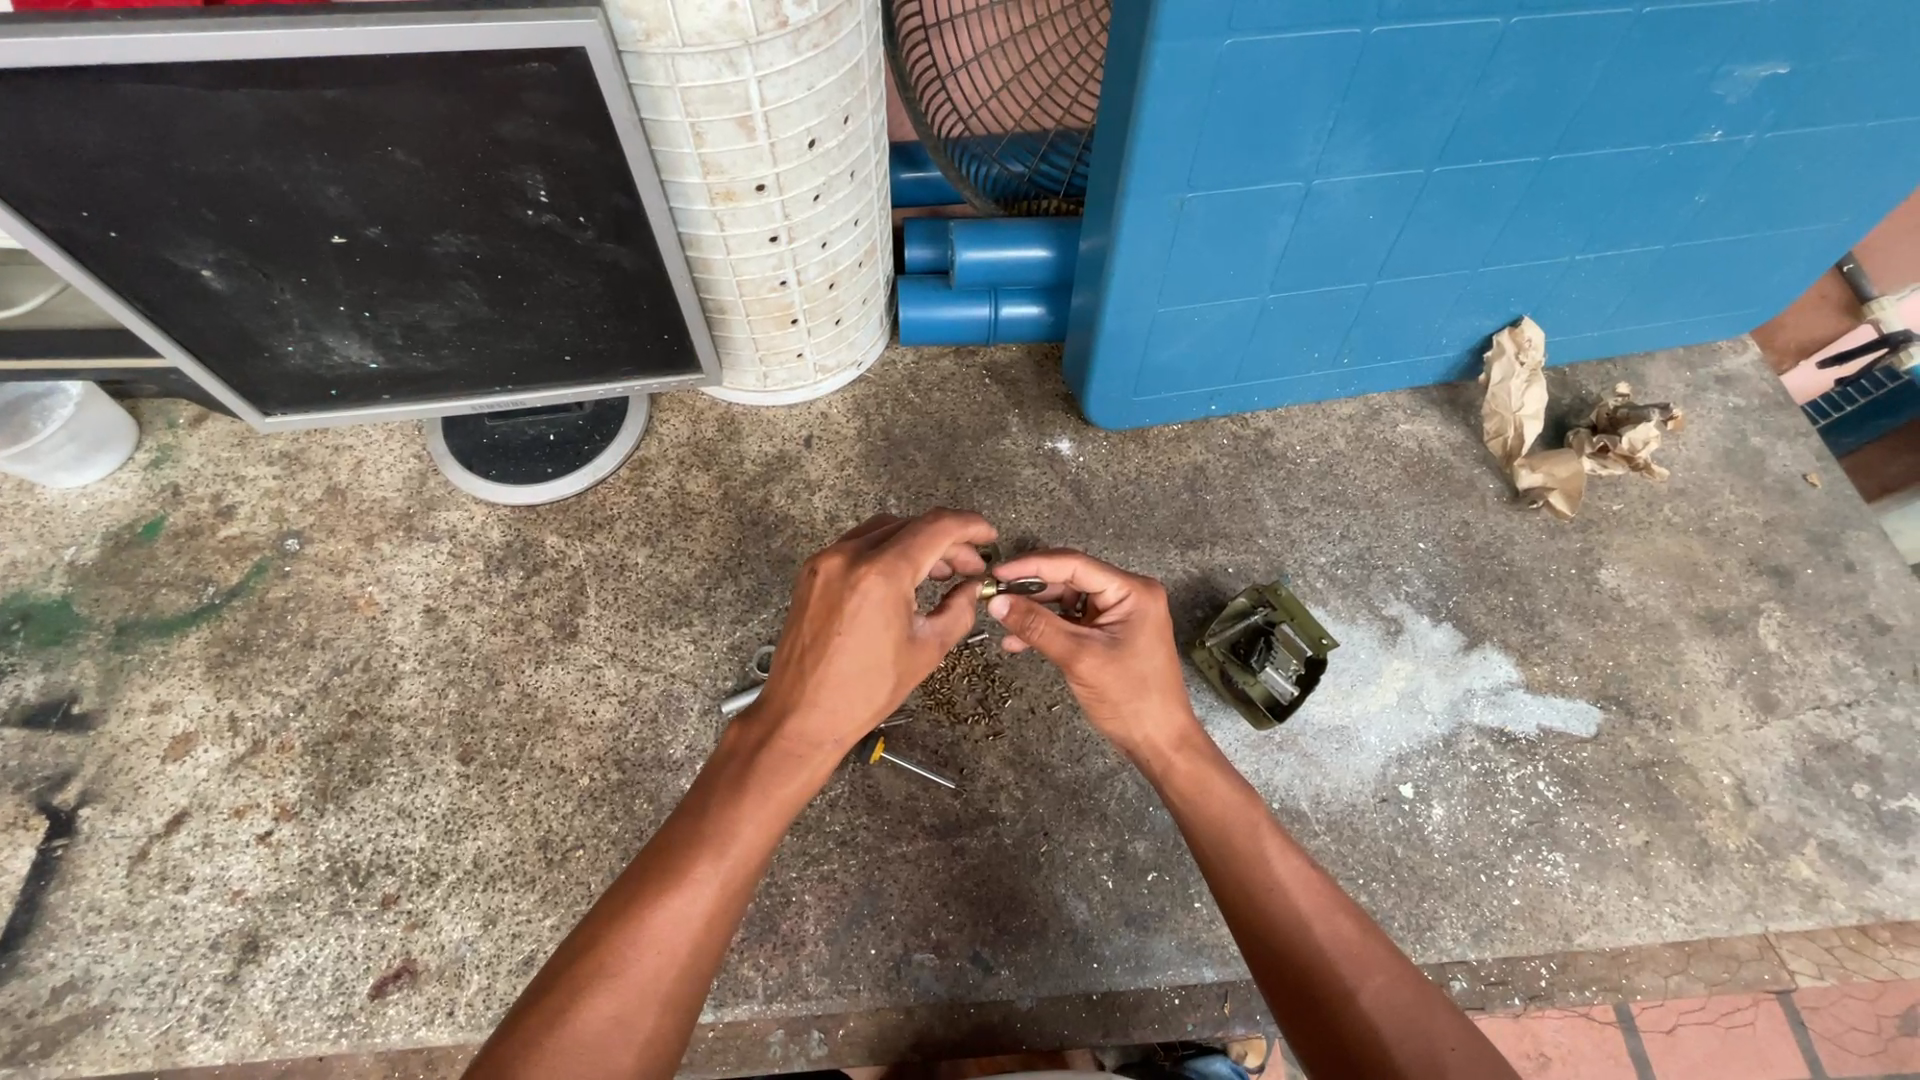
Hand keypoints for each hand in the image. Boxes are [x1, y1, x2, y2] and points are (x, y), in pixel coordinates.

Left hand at [745, 509, 996, 761]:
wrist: (803, 714)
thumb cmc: (861, 691)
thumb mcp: (927, 650)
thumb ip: (958, 609)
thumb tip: (971, 588)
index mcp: (881, 573)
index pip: (936, 527)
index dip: (970, 526)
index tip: (987, 535)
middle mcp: (849, 557)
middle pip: (911, 524)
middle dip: (947, 540)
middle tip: (969, 566)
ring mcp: (826, 562)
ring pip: (883, 529)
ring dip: (917, 542)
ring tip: (939, 572)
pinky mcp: (813, 572)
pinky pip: (858, 545)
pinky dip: (887, 551)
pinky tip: (903, 577)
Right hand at [985, 549, 1201, 760]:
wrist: (1158, 741)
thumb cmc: (1131, 700)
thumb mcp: (1078, 658)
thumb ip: (1036, 626)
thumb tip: (998, 603)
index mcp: (1132, 591)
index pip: (1074, 565)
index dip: (1032, 566)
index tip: (999, 574)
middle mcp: (1128, 595)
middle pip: (1070, 579)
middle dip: (1031, 589)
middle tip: (995, 595)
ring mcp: (1119, 614)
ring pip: (1067, 600)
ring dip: (1035, 610)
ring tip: (1002, 619)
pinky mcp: (1109, 633)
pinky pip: (1072, 621)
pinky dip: (1047, 628)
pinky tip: (1018, 641)